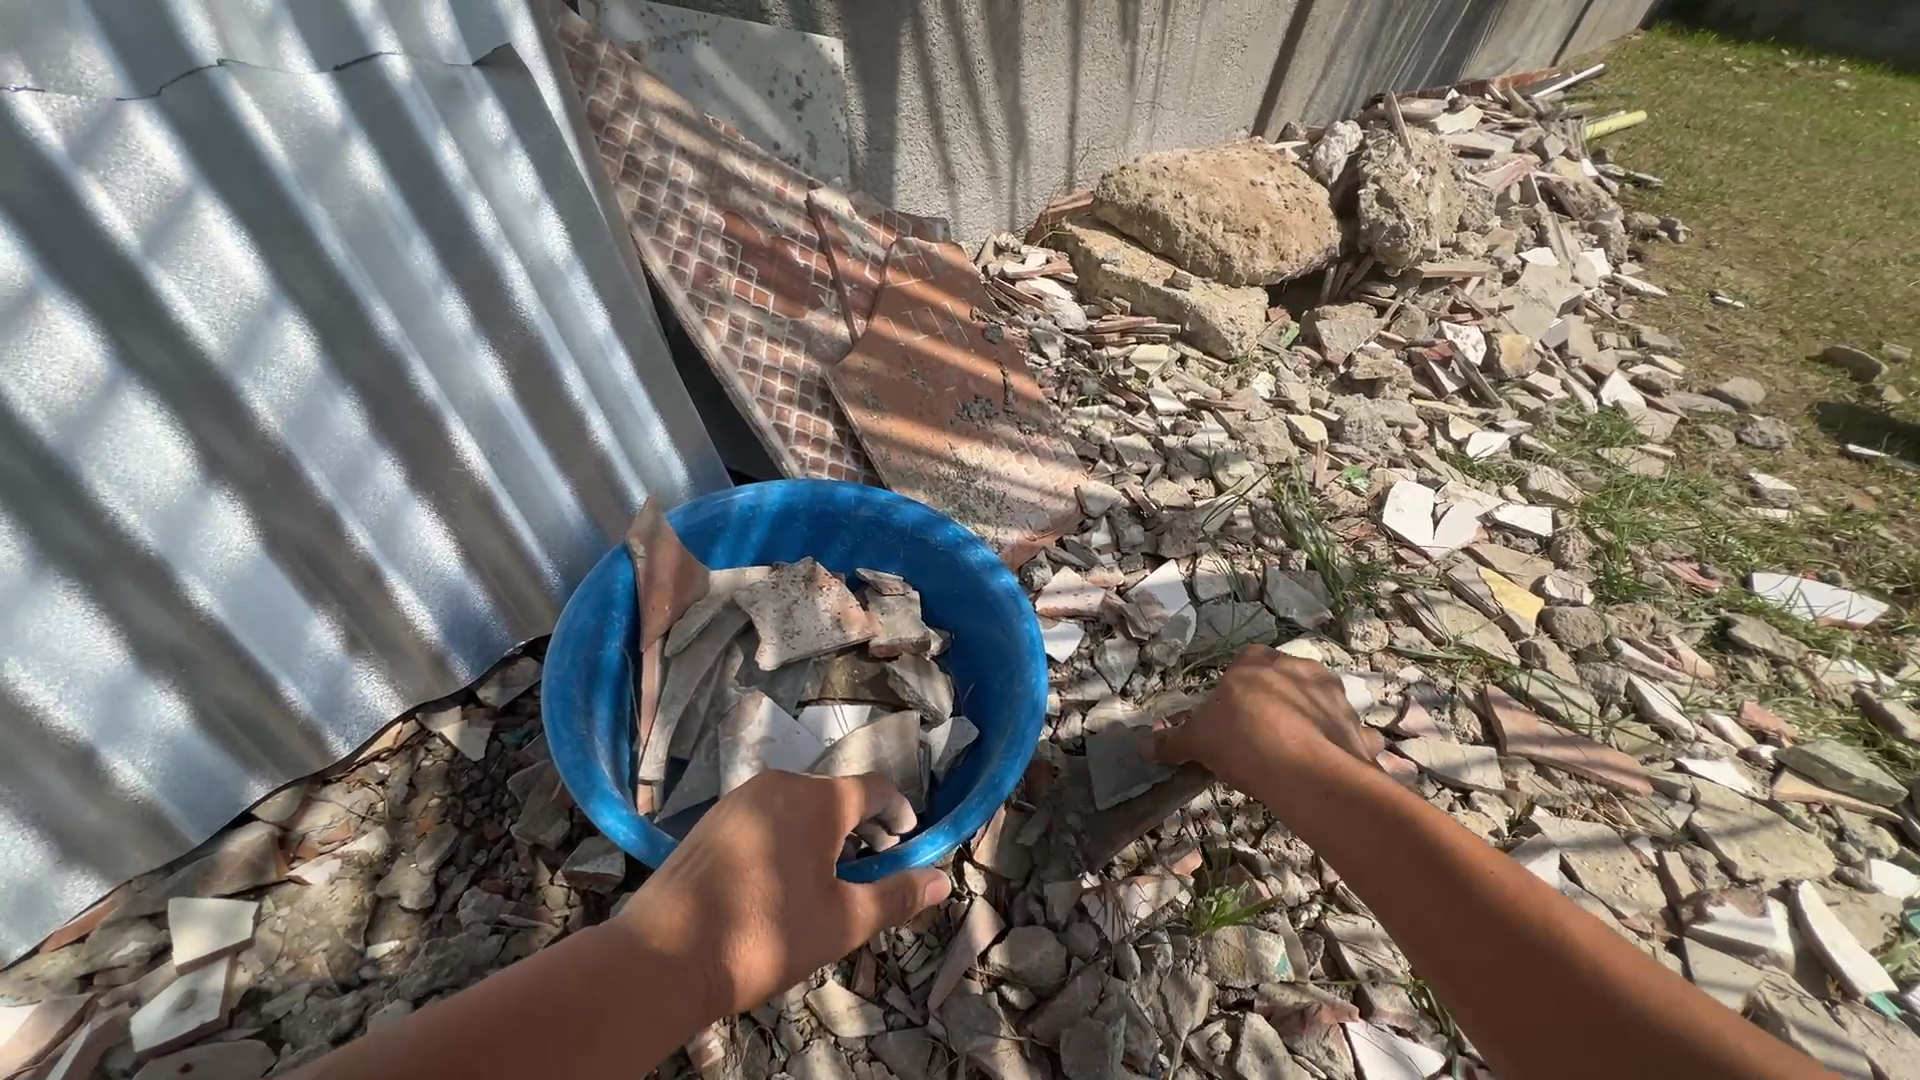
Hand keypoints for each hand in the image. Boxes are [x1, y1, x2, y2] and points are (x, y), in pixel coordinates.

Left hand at [613, 770, 950, 1017]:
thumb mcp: (842, 922)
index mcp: (818, 800)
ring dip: (825, 827)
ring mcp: (741, 797)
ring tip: (829, 872)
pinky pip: (768, 812)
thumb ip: (896, 896)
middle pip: (837, 792)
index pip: (874, 787)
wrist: (663, 957)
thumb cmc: (764, 936)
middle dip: (863, 822)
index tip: (906, 838)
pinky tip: (782, 874)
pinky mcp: (714, 817)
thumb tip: (944, 881)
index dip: (898, 810)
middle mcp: (781, 784)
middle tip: (873, 862)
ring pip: (800, 801)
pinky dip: (790, 831)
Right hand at [1149, 646, 1372, 791]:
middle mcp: (1299, 669)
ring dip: (1313, 719)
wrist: (1302, 771)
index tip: (1232, 710)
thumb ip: (1172, 741)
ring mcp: (1334, 697)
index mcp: (1257, 663)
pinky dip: (1347, 746)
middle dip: (1278, 698)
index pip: (1247, 658)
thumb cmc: (1241, 739)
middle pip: (1286, 677)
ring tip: (1297, 751)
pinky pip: (1352, 734)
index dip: (1239, 683)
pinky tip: (1334, 764)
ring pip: (1321, 703)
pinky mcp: (1356, 728)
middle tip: (1261, 731)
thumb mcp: (1196, 740)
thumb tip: (1142, 746)